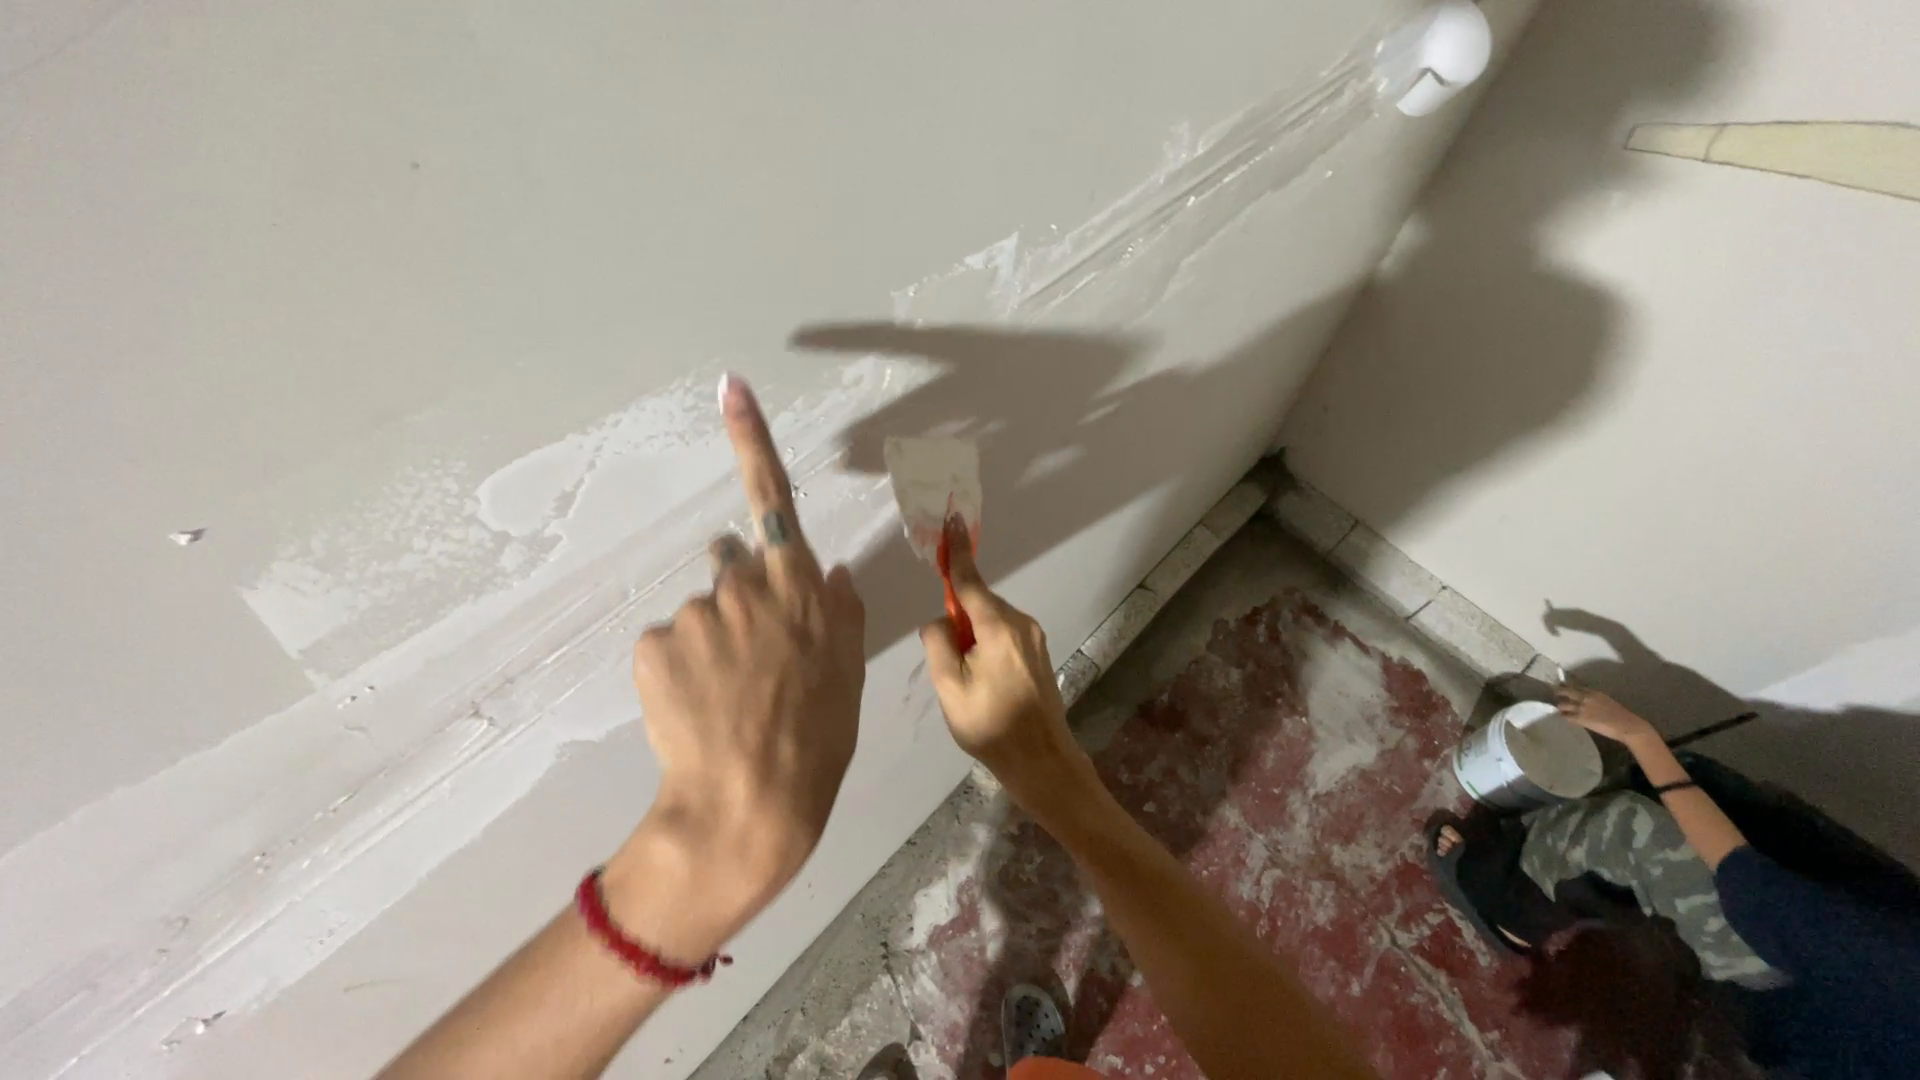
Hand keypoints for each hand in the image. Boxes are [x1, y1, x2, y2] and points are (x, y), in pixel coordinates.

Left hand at [607, 375, 865, 960]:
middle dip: (739, 596)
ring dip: (711, 642)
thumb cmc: (818, 737)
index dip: (751, 438)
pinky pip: (668, 646)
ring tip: (726, 697)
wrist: (750, 803)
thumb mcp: (851, 674)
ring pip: (701, 613)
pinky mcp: (654, 646)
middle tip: (753, 659)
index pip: (773, 497)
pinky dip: (679, 670)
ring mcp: (696, 613)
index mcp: (800, 585)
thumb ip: (844, 613)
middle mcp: (745, 584)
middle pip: (732, 566)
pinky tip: (696, 708)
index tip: (730, 388)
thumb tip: (837, 571)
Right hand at [919, 517, 1087, 803]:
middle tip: (948, 663)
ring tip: (967, 683)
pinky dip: (985, 646)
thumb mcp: (950, 689)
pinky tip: (983, 682)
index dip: (956, 552)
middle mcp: (1021, 624)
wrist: (1043, 761)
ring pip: (990, 621)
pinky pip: (1003, 635)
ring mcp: (1034, 638)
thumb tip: (938, 622)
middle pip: (979, 603)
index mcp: (998, 627)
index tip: (951, 521)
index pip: (970, 581)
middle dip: (958, 619)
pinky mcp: (1038, 653)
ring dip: (972, 637)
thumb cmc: (992, 727)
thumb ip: (938, 645)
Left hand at [1554, 685, 1656, 746]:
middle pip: (1563, 691)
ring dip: (1561, 707)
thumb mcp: (1607, 701)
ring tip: (1562, 709)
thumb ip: (1594, 699)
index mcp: (1594, 692)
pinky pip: (1565, 716)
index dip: (1566, 686)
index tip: (1561, 687)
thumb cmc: (1621, 715)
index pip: (1574, 686)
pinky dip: (1564, 717)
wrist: (1628, 726)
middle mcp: (1585, 697)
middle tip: (1556, 696)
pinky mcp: (1580, 718)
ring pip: (1561, 704)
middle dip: (1557, 692)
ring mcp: (1581, 708)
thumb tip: (1584, 700)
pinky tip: (1566, 718)